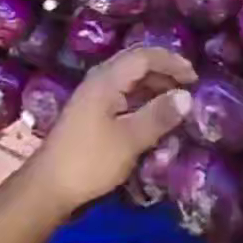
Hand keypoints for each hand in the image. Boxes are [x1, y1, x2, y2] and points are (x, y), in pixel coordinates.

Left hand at [28, 47, 196, 208]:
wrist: (48, 186)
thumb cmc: (90, 160)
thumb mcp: (129, 140)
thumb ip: (158, 115)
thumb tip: (186, 96)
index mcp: (107, 78)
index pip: (144, 56)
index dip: (171, 62)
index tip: (194, 77)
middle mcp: (100, 79)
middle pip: (136, 63)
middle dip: (164, 70)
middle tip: (188, 84)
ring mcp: (94, 95)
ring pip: (129, 79)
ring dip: (154, 85)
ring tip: (177, 100)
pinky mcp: (92, 112)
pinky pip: (123, 93)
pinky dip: (142, 98)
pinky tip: (154, 114)